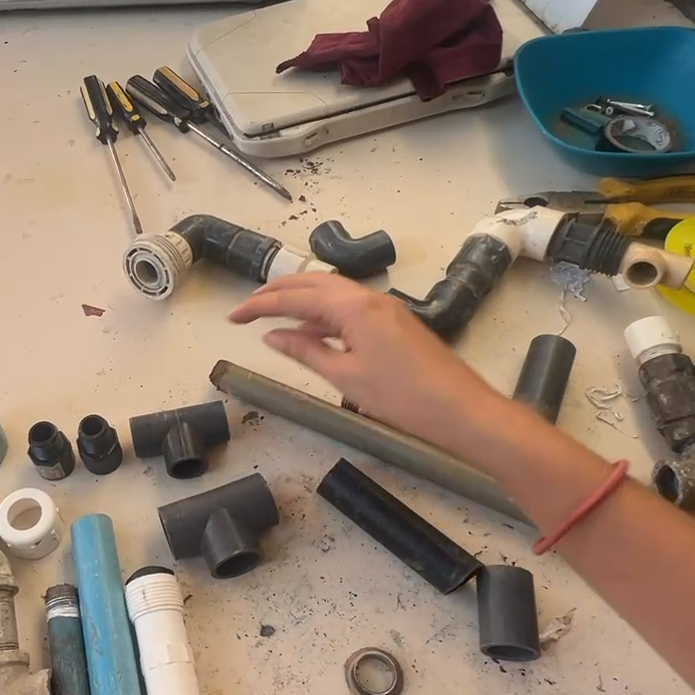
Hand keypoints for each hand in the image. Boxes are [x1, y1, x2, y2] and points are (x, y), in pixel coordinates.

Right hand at [228, 273, 516, 460]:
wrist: (461, 411)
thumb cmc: (402, 398)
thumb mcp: (344, 376)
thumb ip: (305, 351)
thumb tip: (273, 336)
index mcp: (354, 307)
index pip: (295, 297)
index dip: (260, 305)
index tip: (233, 316)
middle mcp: (369, 298)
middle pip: (314, 283)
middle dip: (277, 292)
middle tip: (248, 306)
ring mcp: (385, 308)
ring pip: (333, 293)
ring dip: (300, 300)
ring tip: (272, 315)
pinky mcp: (394, 322)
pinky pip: (349, 307)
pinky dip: (323, 314)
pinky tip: (311, 331)